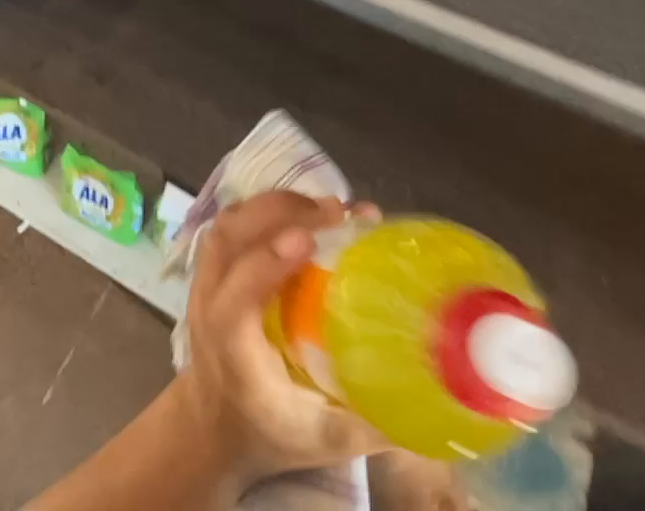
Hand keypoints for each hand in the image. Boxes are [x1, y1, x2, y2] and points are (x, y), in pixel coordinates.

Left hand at [175, 191, 392, 484]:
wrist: (213, 422)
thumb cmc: (269, 430)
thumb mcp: (324, 438)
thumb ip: (374, 422)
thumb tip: (438, 398)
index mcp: (232, 349)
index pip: (235, 299)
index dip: (267, 263)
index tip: (309, 240)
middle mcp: (210, 304)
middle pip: (228, 241)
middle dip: (279, 214)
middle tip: (337, 212)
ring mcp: (205, 281)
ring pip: (228, 224)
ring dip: (274, 205)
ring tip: (326, 207)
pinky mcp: (214, 269)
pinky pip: (233, 225)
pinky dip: (266, 209)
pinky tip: (305, 212)